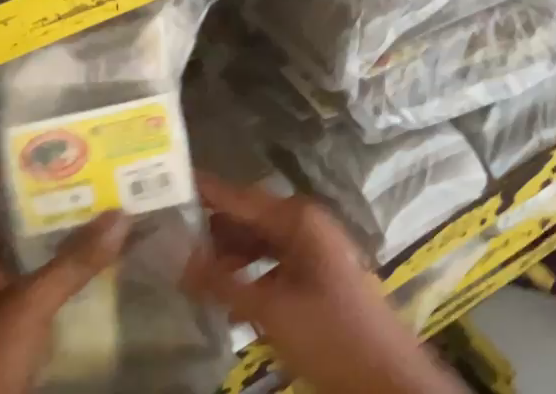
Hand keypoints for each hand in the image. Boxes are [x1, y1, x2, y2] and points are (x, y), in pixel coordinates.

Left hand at [0, 161, 130, 393]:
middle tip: (73, 176)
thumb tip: (121, 216)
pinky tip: (85, 270)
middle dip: (29, 198)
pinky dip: (52, 274)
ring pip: (14, 256)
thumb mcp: (29, 305)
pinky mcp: (3, 334)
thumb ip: (72, 263)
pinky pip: (28, 288)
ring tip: (88, 212)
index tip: (21, 149)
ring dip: (44, 236)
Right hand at [181, 174, 466, 393]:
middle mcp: (306, 225)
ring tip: (188, 270)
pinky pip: (273, 264)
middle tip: (168, 234)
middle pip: (248, 217)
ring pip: (259, 243)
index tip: (167, 182)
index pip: (240, 196)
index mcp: (298, 219)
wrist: (388, 379)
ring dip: (228, 256)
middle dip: (211, 229)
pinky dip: (248, 275)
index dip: (204, 190)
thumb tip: (177, 258)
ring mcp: (314, 250)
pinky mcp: (317, 276)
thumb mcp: (270, 308)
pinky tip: (224, 295)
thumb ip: (221, 281)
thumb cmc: (331, 332)